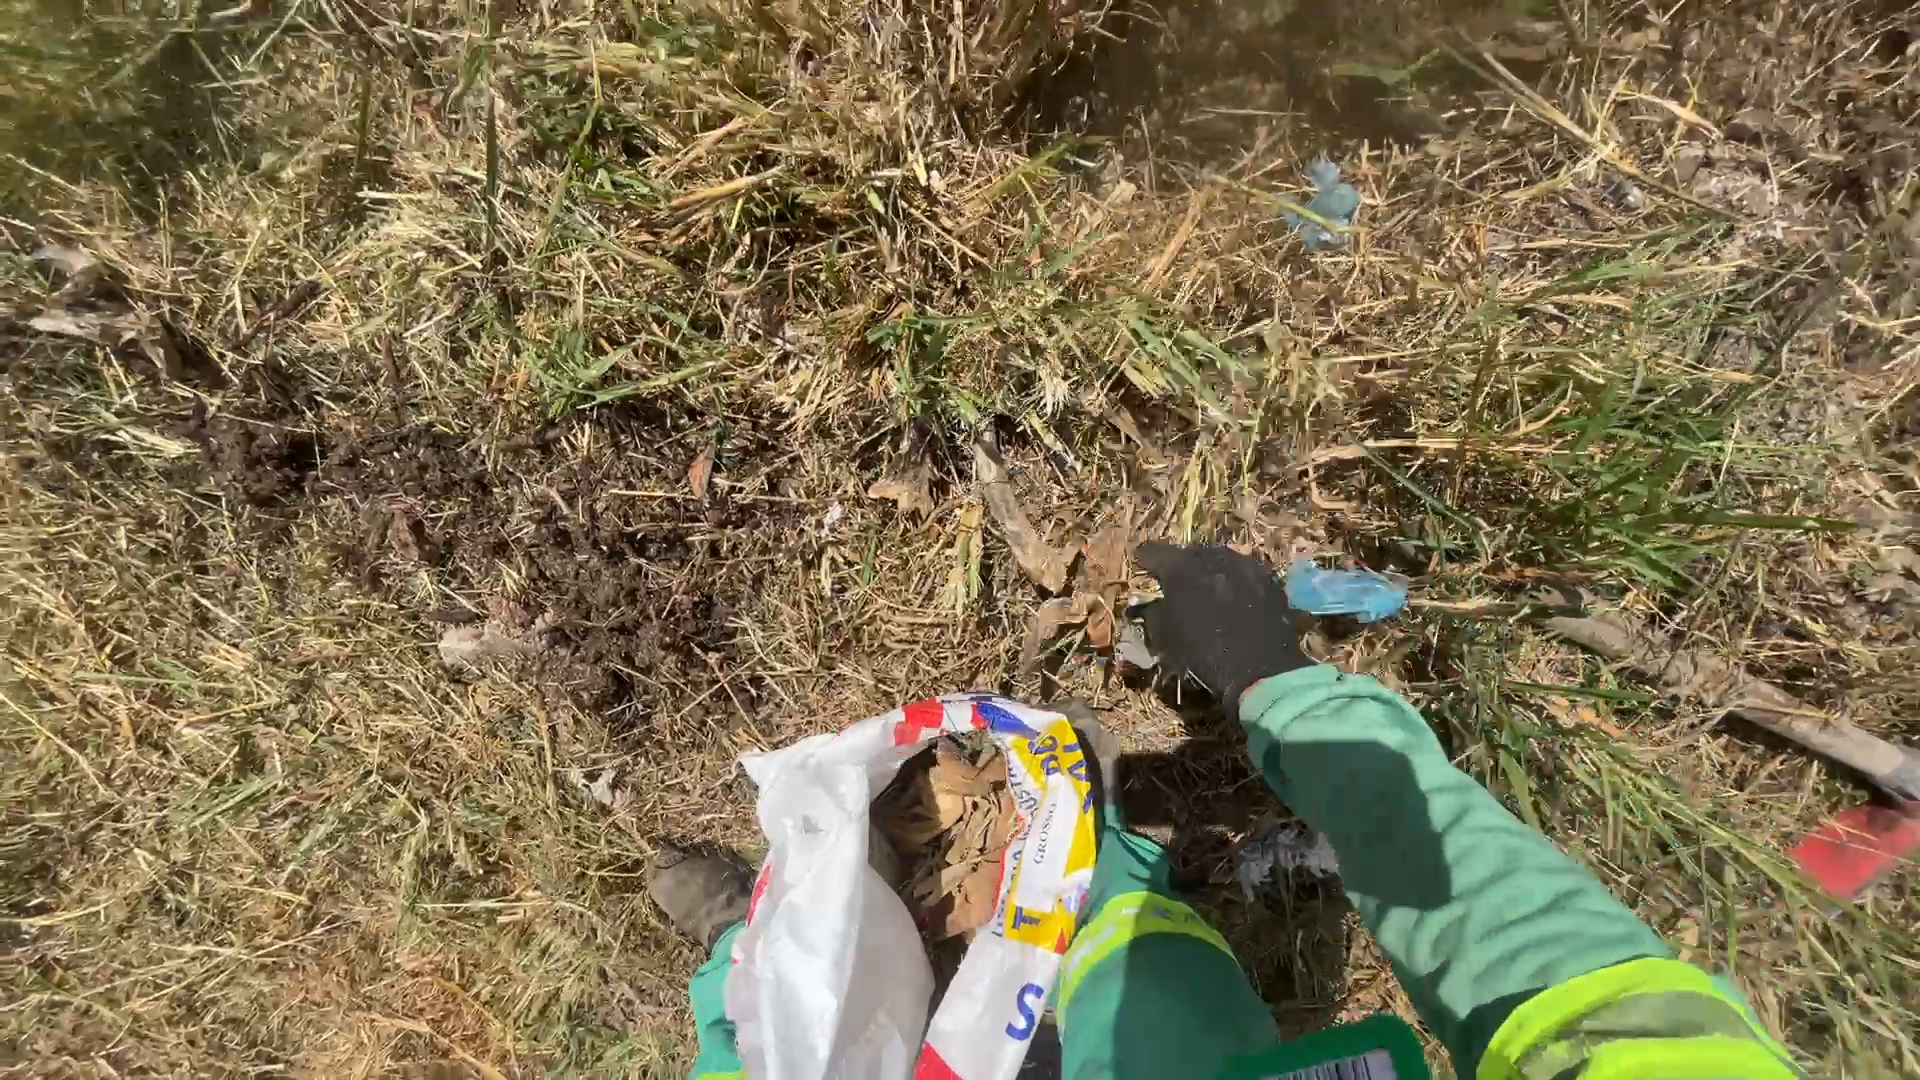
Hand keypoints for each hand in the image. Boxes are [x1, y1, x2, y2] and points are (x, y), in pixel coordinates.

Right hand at [1136, 543, 1308, 706]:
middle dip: (1181, 564)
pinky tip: (1234, 599)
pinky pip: (1245, 573)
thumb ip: (1154, 611)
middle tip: (1177, 580)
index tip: (1143, 566)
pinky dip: (1235, 581)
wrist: (1263, 673)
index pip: (1154, 551)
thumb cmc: (1203, 656)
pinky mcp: (1270, 581)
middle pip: (1190, 552)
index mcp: (1181, 567)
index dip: (1146, 560)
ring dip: (1210, 569)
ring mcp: (1246, 566)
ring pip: (1221, 559)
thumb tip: (1150, 602)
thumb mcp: (1165, 637)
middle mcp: (1214, 558)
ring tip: (1207, 587)